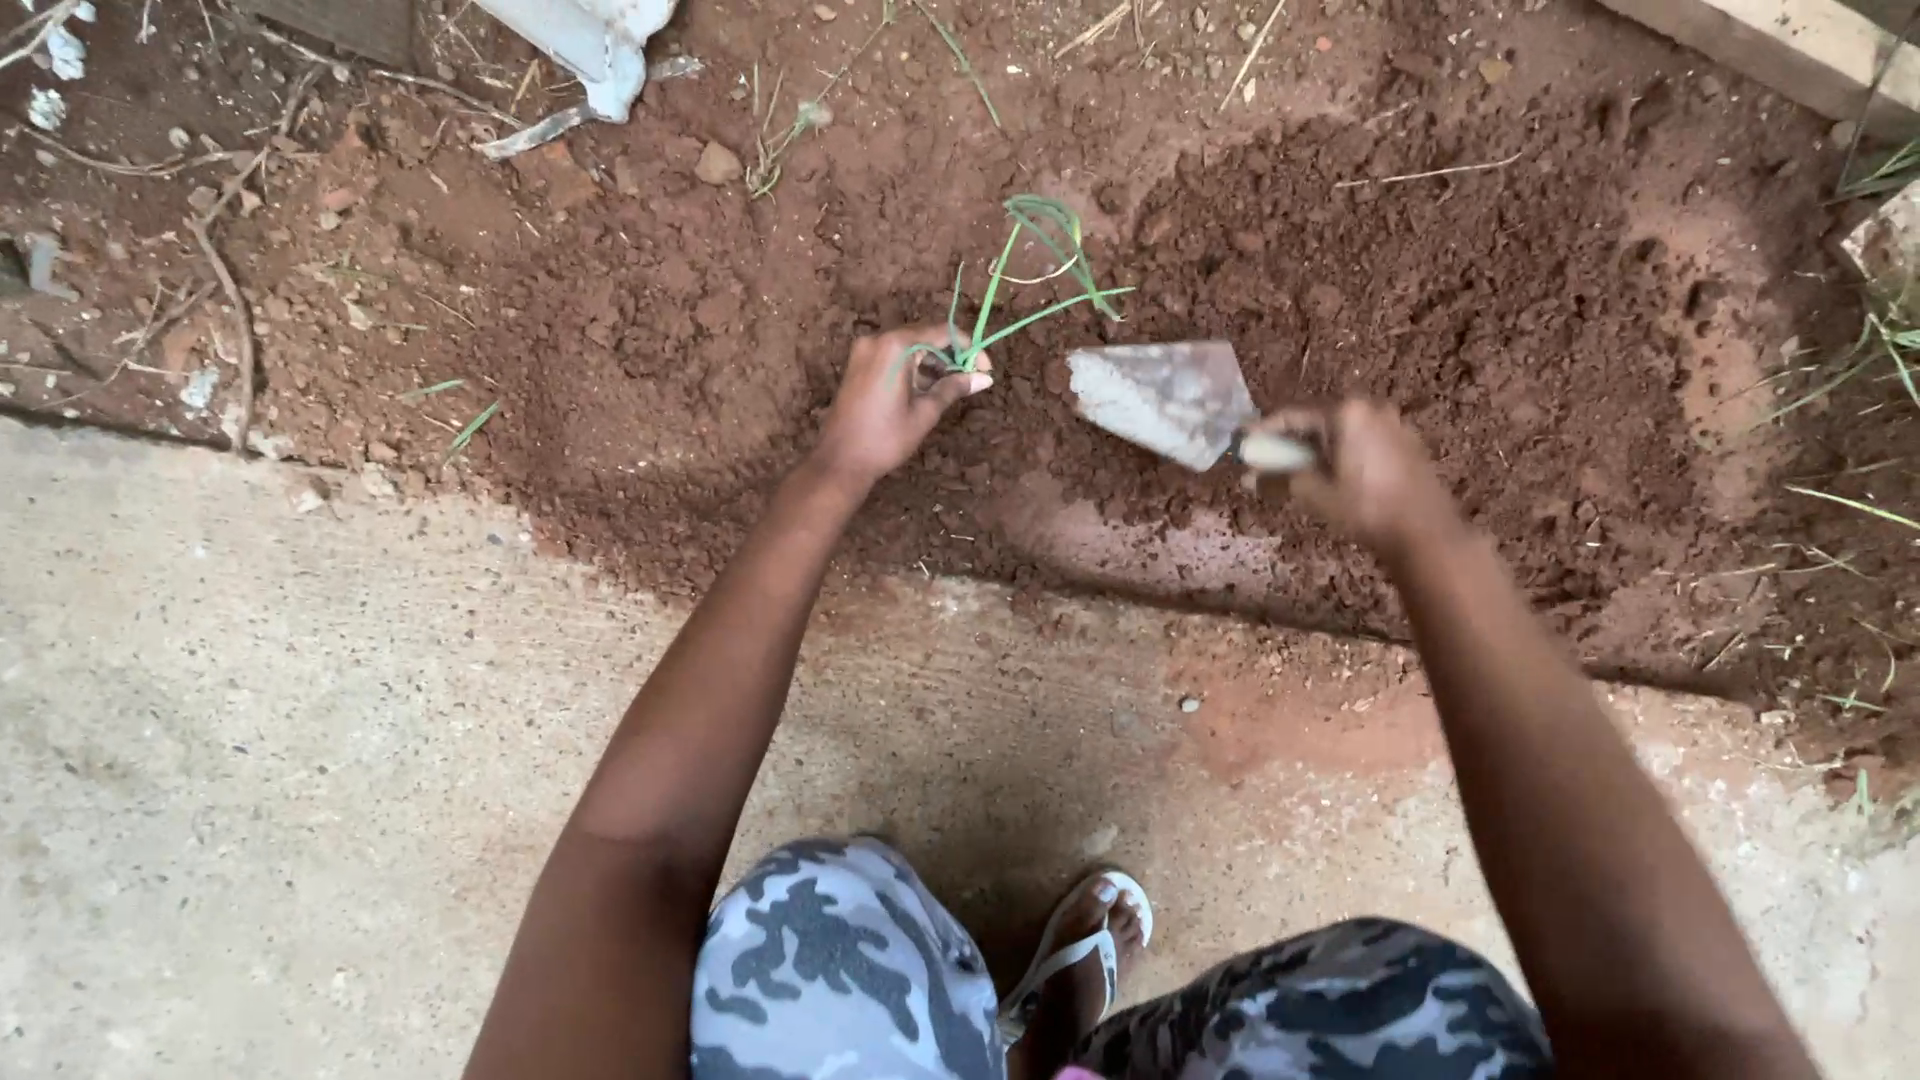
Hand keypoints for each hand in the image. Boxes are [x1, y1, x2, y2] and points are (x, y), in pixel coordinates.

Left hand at [809, 325, 993, 488]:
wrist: (840, 460)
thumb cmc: (885, 439)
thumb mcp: (924, 413)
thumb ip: (953, 389)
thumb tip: (984, 378)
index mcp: (895, 346)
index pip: (942, 333)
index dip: (968, 348)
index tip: (985, 369)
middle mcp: (878, 340)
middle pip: (925, 336)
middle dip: (951, 356)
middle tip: (970, 380)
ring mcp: (864, 351)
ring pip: (909, 346)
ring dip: (933, 363)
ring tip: (951, 389)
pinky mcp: (859, 364)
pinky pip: (893, 356)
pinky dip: (913, 367)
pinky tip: (927, 388)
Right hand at [1252, 400, 1463, 563]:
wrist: (1425, 532)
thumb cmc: (1364, 507)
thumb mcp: (1313, 493)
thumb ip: (1278, 478)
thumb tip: (1247, 478)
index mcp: (1346, 413)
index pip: (1292, 416)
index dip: (1263, 431)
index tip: (1242, 442)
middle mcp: (1371, 409)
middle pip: (1317, 423)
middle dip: (1288, 444)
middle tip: (1266, 463)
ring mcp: (1393, 426)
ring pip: (1340, 435)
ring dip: (1313, 452)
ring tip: (1294, 474)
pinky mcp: (1406, 446)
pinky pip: (1361, 444)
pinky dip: (1338, 456)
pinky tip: (1328, 478)